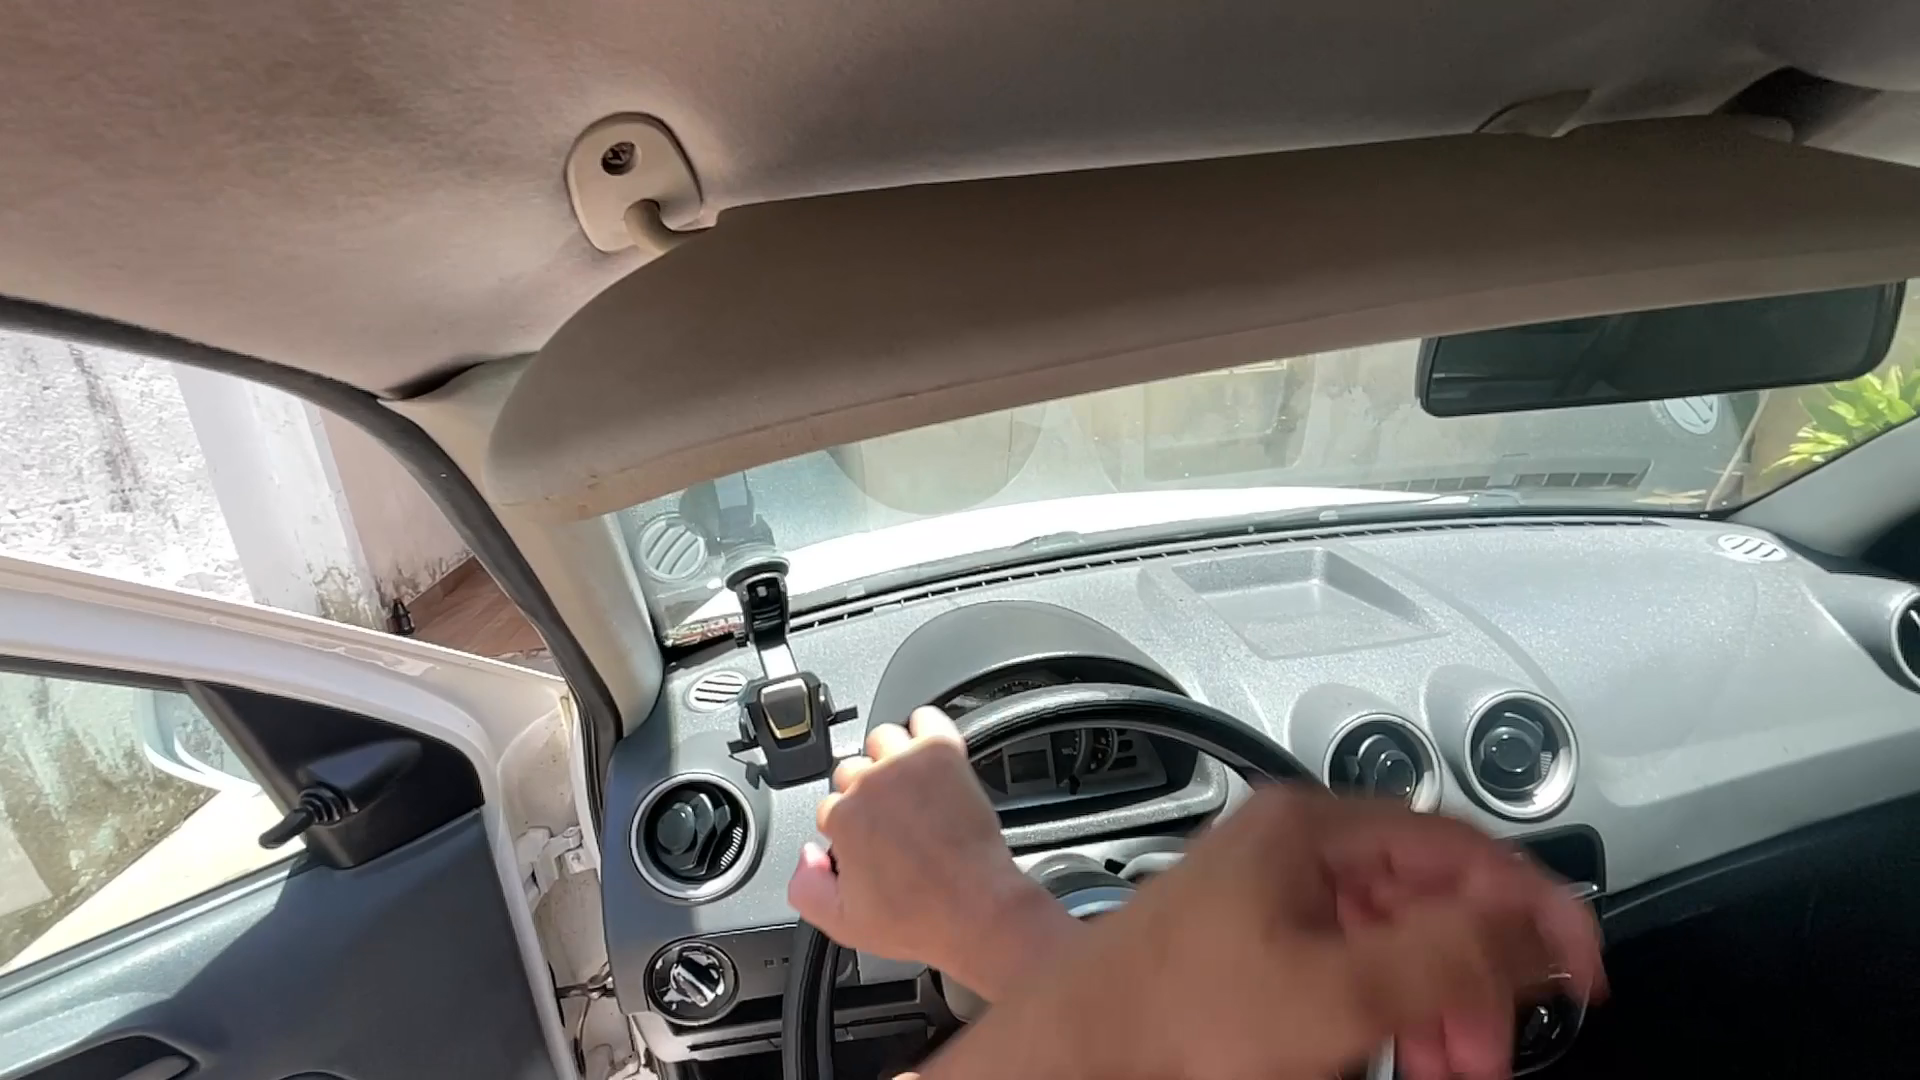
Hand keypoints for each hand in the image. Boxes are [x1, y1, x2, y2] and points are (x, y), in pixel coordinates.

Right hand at [786, 707, 1076, 1000]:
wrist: (978, 909)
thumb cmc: (922, 916)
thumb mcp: (845, 924)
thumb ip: (806, 889)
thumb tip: (806, 855)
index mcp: (846, 818)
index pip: (830, 805)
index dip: (848, 824)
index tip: (866, 837)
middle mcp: (872, 783)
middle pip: (851, 768)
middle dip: (865, 790)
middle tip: (890, 815)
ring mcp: (907, 764)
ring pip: (883, 738)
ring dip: (890, 757)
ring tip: (908, 784)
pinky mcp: (942, 752)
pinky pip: (926, 718)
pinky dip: (926, 729)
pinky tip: (930, 755)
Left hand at [923, 788, 1604, 1079]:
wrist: (1096, 1038)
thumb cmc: (1187, 1006)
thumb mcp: (1341, 987)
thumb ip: (1451, 951)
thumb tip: (1538, 922)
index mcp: (1311, 829)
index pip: (1455, 842)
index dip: (1531, 903)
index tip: (1577, 970)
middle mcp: (1293, 841)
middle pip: (1427, 888)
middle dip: (1478, 967)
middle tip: (1494, 1040)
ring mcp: (1276, 881)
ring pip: (1393, 926)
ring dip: (1437, 992)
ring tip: (1444, 1060)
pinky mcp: (1263, 924)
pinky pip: (1351, 949)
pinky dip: (1388, 997)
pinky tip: (1392, 1046)